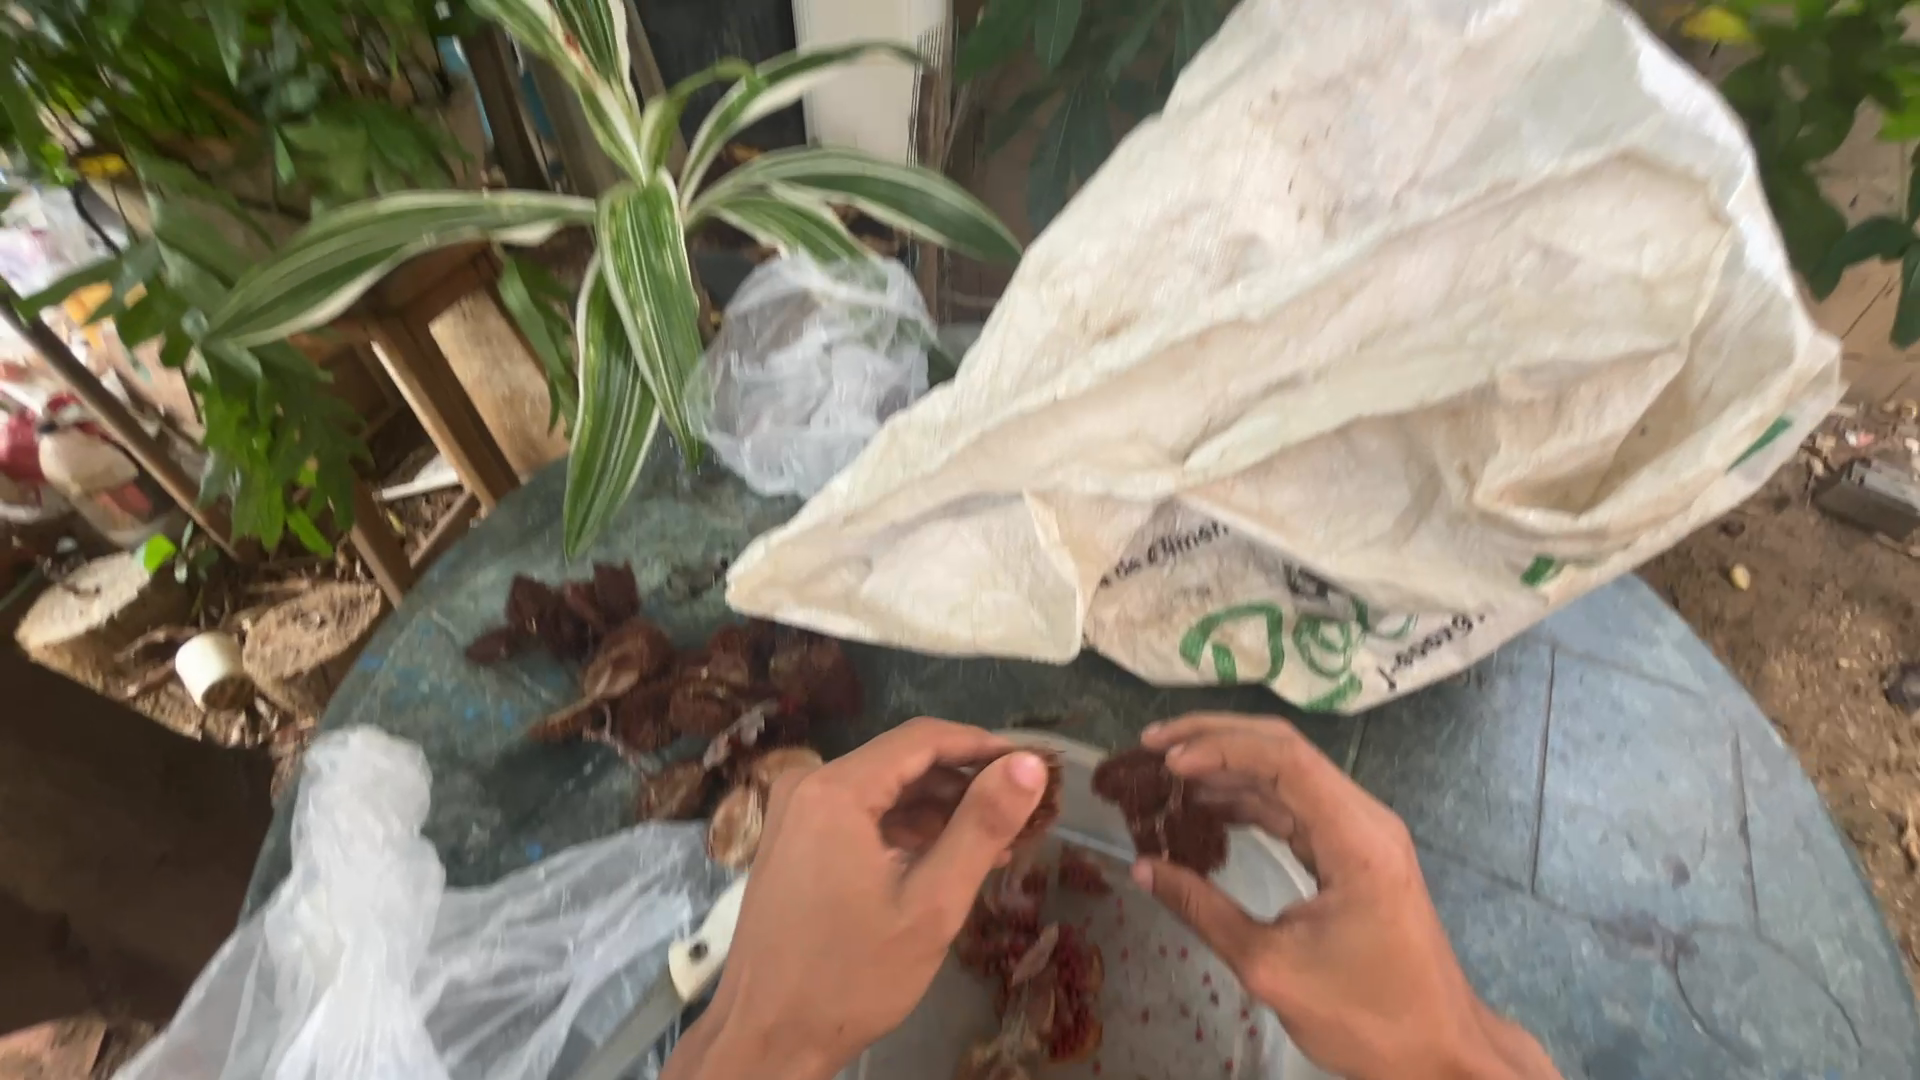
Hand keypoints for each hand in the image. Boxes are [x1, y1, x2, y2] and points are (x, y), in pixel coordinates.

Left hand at [662, 718, 1049, 1079]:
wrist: (763, 1042)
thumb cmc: (850, 977)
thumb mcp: (931, 903)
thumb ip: (983, 826)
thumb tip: (1030, 765)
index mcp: (836, 788)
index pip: (923, 738)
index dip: (982, 745)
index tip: (1030, 765)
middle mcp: (809, 783)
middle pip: (903, 760)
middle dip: (964, 781)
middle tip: (1020, 807)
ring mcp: (798, 811)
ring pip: (885, 787)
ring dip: (939, 807)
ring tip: (996, 837)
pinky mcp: (797, 838)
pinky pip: (862, 813)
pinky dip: (907, 828)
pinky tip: (948, 853)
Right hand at [1134, 714, 1561, 1079]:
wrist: (1444, 1058)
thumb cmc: (1369, 1017)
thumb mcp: (1271, 967)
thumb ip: (1201, 909)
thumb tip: (1140, 867)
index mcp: (1355, 837)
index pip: (1284, 759)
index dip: (1219, 748)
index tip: (1167, 762)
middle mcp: (1359, 816)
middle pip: (1280, 747)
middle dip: (1211, 737)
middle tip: (1150, 744)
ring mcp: (1354, 827)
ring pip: (1279, 769)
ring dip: (1220, 764)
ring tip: (1162, 771)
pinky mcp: (1344, 844)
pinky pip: (1285, 801)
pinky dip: (1238, 796)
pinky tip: (1197, 804)